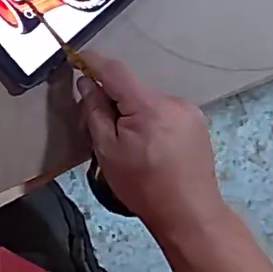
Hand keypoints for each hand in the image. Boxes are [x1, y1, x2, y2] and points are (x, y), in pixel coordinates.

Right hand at [74, 52, 226, 237]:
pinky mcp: (196, 124)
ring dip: (131, 111)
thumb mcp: (107, 150)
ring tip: (127, 143)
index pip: (115, 72)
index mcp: (150, 107)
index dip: (93, 62)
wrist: (189, 214)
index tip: (75, 57)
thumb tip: (86, 84)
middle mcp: (173, 102)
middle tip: (97, 125)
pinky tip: (147, 145)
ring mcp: (189, 112)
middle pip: (131, 88)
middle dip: (111, 99)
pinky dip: (148, 119)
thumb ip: (95, 111)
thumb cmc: (143, 186)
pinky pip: (162, 111)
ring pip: (146, 101)